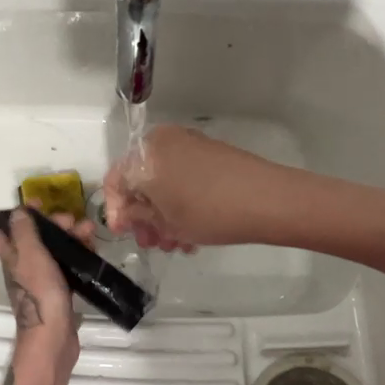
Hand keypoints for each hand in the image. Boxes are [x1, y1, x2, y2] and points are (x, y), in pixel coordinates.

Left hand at [0, 204, 93, 338]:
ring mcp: (41, 280)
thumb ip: (24, 231)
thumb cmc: (40, 293)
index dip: (21, 214)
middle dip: (55, 224)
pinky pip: (67, 267)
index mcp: (12, 257)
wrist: (53, 336)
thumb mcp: (31, 256)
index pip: (7, 230)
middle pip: (37, 237)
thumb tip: (17, 211)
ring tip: (91, 232)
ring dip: (71, 238)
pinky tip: (93, 253)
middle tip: (74, 221)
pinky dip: (78, 257)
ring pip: (54, 251)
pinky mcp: (59, 292)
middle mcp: (24, 267)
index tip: (42, 203)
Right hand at [103, 125, 289, 249]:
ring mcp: (190, 146)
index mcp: (145, 152)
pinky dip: (181, 204)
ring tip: (176, 243)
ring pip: (164, 184)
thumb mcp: (165, 221)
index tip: (124, 234)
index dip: (116, 210)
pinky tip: (191, 233)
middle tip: (152, 243)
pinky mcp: (211, 155)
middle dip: (143, 216)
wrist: (268, 199)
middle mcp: (164, 141)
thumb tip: (123, 214)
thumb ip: (137, 216)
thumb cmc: (207, 210)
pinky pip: (184, 179)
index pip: (116, 179)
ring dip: (164, 216)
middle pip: (140, 181)